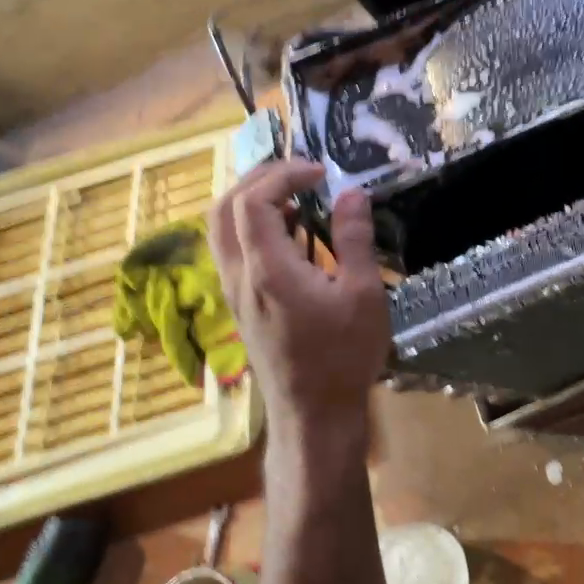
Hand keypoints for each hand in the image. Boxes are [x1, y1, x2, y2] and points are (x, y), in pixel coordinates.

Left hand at [207, 161, 391, 428]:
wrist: (314, 413)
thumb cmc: (343, 354)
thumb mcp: (363, 294)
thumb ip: (354, 239)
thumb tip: (352, 193)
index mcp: (267, 271)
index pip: (252, 202)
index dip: (283, 175)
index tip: (321, 172)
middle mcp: (238, 277)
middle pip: (222, 209)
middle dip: (258, 178)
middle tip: (300, 170)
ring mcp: (234, 293)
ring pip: (220, 230)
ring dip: (251, 200)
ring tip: (295, 193)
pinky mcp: (240, 305)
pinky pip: (232, 249)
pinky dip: (253, 224)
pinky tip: (292, 231)